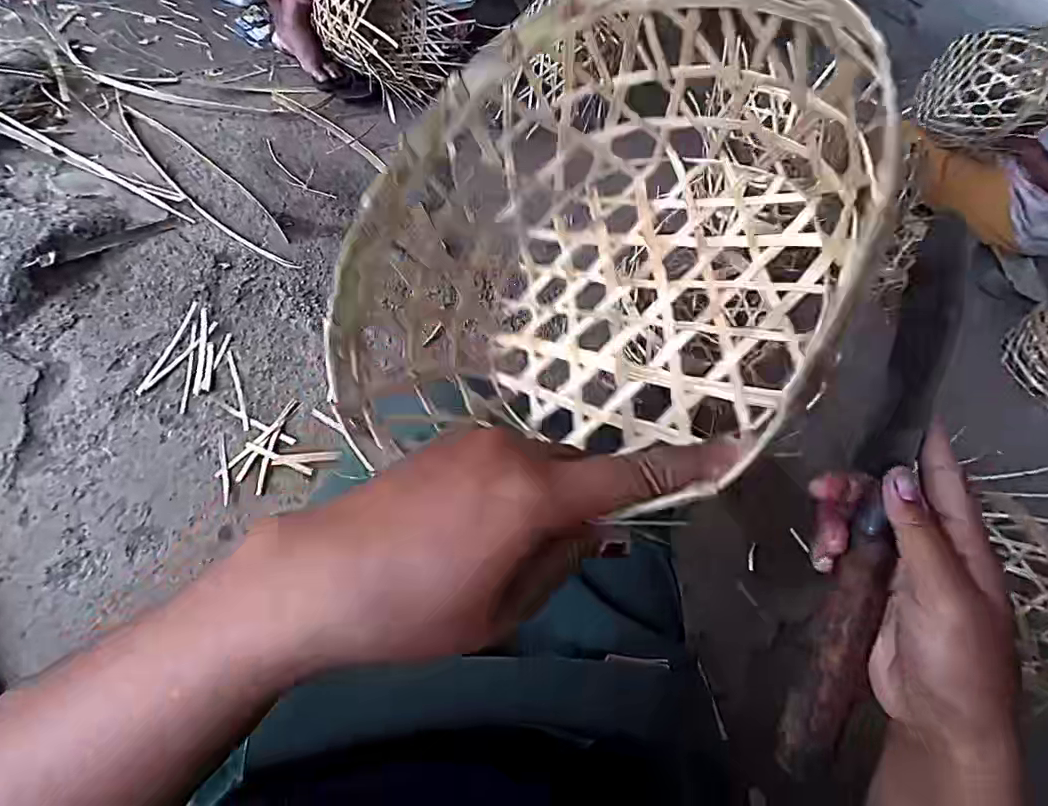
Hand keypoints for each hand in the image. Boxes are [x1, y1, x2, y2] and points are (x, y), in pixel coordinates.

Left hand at [226, 426, 740, 672]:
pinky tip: (473, 524)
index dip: (682, 467)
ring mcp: (477, 436)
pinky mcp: (452, 438)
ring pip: (545, 462)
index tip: (729, 451)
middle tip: (553, 558)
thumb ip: (561, 559)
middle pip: (581, 469)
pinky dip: (517, 485)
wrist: (317, 572)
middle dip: (587, 504)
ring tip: (498, 549)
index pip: (626, 476)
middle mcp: (511, 448)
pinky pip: (510, 457)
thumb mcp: (502, 610)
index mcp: (532, 493)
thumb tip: (592, 524)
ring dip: (547, 497)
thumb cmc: (413, 610)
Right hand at [810, 421, 1019, 784]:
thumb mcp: (946, 594)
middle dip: (853, 485)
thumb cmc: (960, 658)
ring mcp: (898, 560)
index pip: (943, 477)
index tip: (903, 405)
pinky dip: (830, 543)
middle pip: (886, 489)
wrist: (938, 720)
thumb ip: (921, 533)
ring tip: (826, 542)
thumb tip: (897, 474)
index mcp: (961, 540)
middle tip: (823, 491)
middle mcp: (929, 540)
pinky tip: (824, 560)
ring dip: (836, 516)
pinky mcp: (871, 578)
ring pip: (859, 513)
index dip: (925, 442)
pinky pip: (845, 542)